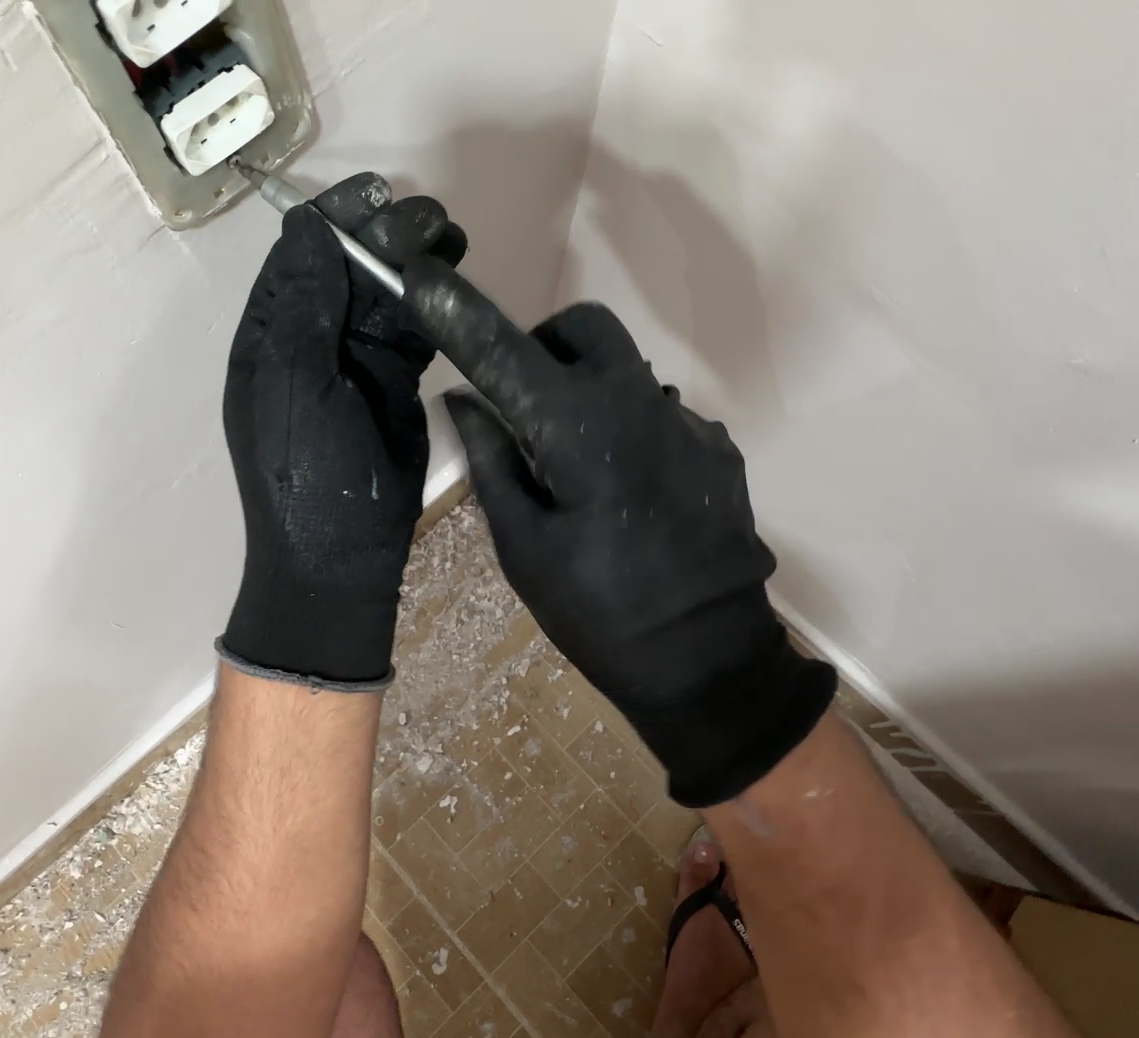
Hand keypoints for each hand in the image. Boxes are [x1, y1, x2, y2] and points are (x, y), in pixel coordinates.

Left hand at [219, 174, 467, 688]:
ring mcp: (357, 361)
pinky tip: (456, 282)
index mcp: (274, 333)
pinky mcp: (396, 383)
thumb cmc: (303, 469)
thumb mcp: (293, 383)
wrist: (340, 553)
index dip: (338, 217)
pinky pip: (413, 330)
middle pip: (351, 266)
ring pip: (387, 293)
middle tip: (433, 219)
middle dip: (387, 234)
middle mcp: (314, 338)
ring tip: (453, 237)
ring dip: (416, 262)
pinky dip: (433, 305)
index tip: (381, 192)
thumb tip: (309, 227)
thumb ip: (302, 305)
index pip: (302, 255)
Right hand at [403, 263, 834, 804]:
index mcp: (577, 427)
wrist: (708, 661)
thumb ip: (493, 463)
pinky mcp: (718, 450)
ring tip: (582, 471)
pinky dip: (631, 431)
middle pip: (584, 330)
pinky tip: (631, 493)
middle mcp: (638, 403)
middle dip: (544, 348)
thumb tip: (464, 401)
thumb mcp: (524, 548)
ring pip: (627, 372)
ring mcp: (687, 423)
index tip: (420, 274)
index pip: (502, 350)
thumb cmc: (598, 614)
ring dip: (590, 394)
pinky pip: (662, 414)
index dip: (456, 312)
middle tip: (523, 408)